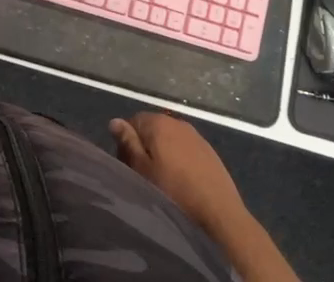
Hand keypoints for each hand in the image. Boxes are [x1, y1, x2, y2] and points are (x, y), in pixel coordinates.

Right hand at [111, 112, 250, 237]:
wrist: (218, 211)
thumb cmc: (174, 190)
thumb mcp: (142, 170)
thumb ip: (128, 142)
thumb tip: (114, 121)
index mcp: (158, 123)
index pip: (133, 121)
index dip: (127, 141)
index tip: (128, 163)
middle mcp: (177, 122)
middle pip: (152, 128)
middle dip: (145, 146)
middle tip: (143, 173)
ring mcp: (196, 135)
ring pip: (170, 138)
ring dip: (163, 152)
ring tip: (163, 177)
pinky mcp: (209, 150)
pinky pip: (186, 148)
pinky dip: (179, 158)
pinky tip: (182, 179)